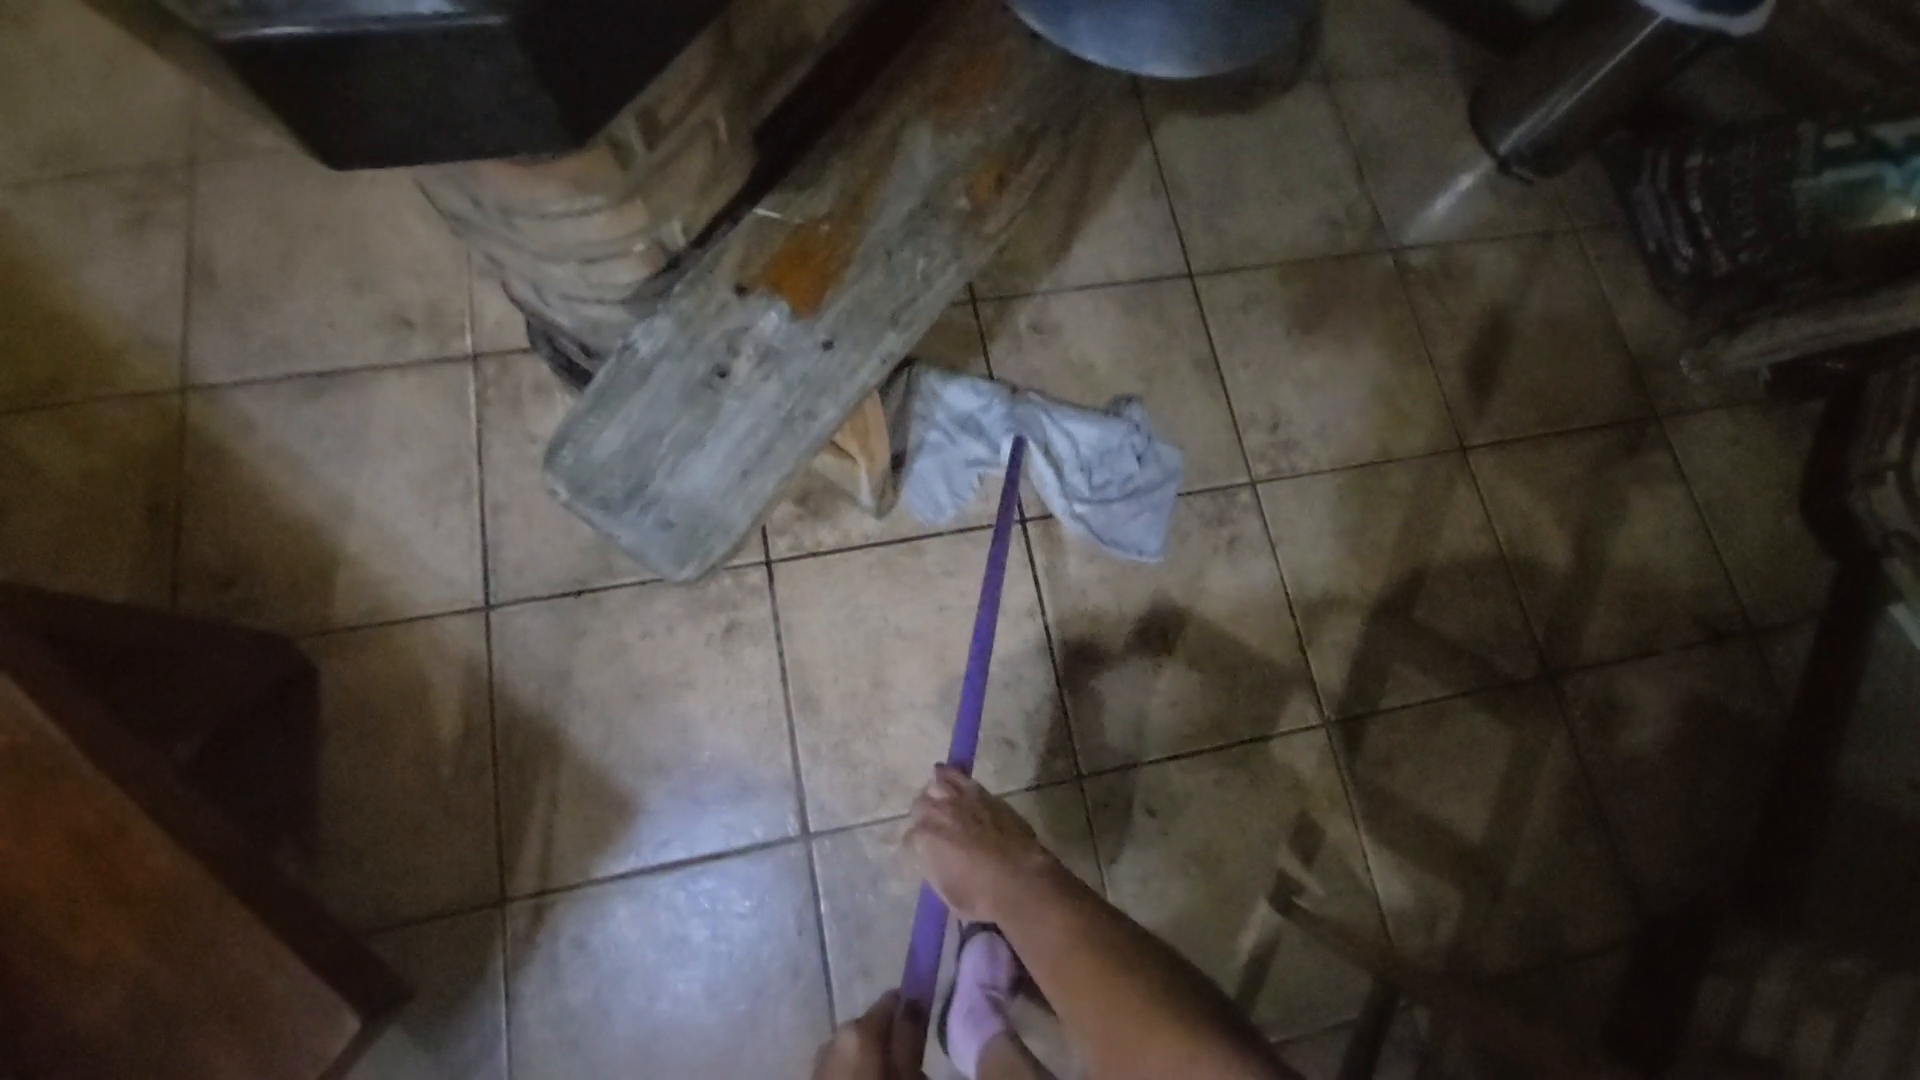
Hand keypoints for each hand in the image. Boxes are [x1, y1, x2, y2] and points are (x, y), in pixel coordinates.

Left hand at [810, 992, 925, 1079]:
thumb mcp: (905, 1075)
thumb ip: (910, 1034)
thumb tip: (914, 997)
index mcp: (860, 1028)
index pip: (894, 1000)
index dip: (913, 1014)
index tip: (926, 1041)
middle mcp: (837, 1035)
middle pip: (878, 1029)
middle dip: (897, 1048)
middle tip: (915, 1076)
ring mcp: (822, 1060)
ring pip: (863, 1053)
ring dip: (880, 1068)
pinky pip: (848, 1071)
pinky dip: (862, 1079)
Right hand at [904, 766, 1058, 922]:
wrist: (1020, 880)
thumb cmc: (982, 896)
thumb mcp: (948, 893)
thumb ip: (935, 869)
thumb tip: (934, 860)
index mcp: (925, 839)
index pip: (910, 837)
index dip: (914, 846)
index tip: (920, 853)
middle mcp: (939, 813)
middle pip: (920, 805)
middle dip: (922, 816)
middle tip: (931, 826)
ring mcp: (962, 800)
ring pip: (938, 783)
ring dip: (935, 791)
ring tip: (938, 797)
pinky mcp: (984, 794)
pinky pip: (962, 777)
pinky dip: (953, 776)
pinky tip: (951, 777)